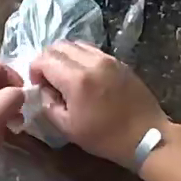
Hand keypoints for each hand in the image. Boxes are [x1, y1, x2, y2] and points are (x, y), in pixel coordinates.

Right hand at [27, 41, 168, 165]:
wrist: (146, 136)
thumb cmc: (105, 137)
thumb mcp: (67, 128)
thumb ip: (48, 105)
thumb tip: (42, 90)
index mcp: (76, 79)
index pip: (44, 59)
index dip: (34, 70)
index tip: (39, 86)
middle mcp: (91, 62)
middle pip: (58, 46)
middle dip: (47, 60)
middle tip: (49, 80)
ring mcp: (107, 59)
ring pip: (75, 44)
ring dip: (64, 57)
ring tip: (66, 77)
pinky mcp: (119, 62)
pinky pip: (91, 50)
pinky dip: (80, 58)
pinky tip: (84, 76)